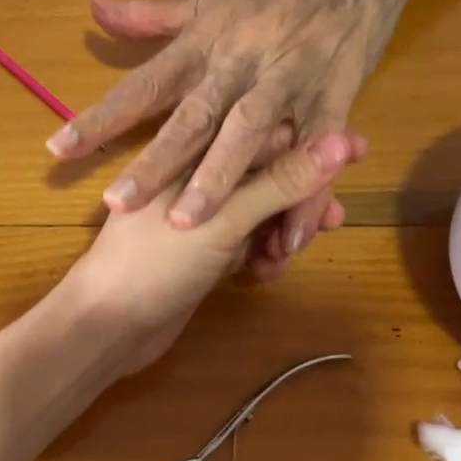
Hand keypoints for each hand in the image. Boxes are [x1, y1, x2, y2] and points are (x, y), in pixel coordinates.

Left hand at [47, 0, 420, 276]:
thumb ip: (151, 15)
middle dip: (153, 162)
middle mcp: (237, 64)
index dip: (99, 117)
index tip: (57, 150)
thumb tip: (94, 8)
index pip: (141, 85)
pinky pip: (316, 154)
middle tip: (117, 204)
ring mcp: (286, 81)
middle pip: (189, 118)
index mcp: (202, 43)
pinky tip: (285, 239)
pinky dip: (303, 196)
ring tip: (187, 225)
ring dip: (218, 181)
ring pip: (247, 135)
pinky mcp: (333, 98)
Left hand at [58, 133, 362, 375]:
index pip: (259, 133)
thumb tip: (339, 142)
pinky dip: (263, 252)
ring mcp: (199, 217)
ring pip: (258, 210)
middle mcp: (197, 178)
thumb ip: (279, 182)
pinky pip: (245, 242)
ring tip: (319, 237)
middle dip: (305, 189)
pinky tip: (276, 268)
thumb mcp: (222, 219)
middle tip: (341, 206)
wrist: (106, 327)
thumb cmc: (155, 263)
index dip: (309, 143)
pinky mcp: (201, 253)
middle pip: (264, 172)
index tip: (354, 147)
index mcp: (195, 153)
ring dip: (287, 225)